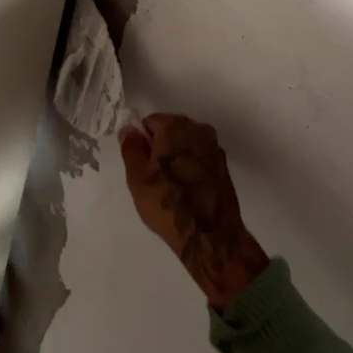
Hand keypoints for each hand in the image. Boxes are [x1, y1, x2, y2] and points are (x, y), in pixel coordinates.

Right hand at [119, 113, 269, 309]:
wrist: (209, 231)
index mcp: (175, 126)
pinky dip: (191, 166)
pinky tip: (186, 189)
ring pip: (187, 143)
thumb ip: (131, 148)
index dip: (142, 140)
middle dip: (160, 146)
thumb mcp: (137, 177)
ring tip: (169, 184)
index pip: (151, 121)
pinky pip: (200, 157)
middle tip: (151, 175)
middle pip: (172, 129)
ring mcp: (214, 147)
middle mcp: (199, 129)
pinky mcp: (223, 165)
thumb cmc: (166, 201)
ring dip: (176, 156)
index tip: (139, 162)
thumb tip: (129, 129)